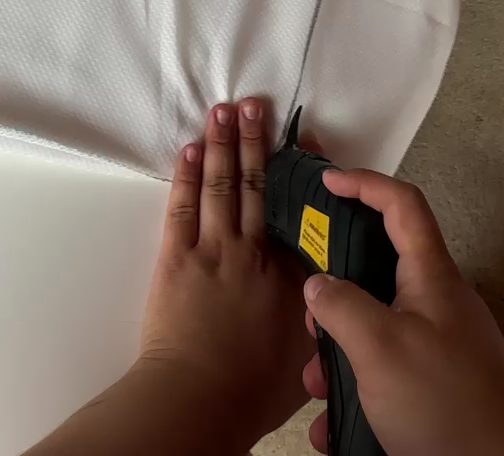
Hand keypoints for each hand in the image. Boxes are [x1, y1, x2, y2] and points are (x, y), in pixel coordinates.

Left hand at [138, 98, 313, 443]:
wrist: (199, 398)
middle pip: (256, 184)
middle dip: (254, 140)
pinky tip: (189, 149)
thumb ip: (318, 312)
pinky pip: (182, 205)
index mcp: (288, 272)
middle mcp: (252, 249)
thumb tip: (326, 290)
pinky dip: (186, 175)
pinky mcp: (176, 255)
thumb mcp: (306, 351)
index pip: (299, 209)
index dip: (300, 170)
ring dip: (221, 144)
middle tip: (254, 105)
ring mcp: (213, 248)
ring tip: (223, 110)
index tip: (301, 138)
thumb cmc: (254, 388)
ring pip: (219, 184)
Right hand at [300, 169, 503, 455]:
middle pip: (378, 269)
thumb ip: (340, 305)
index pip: (402, 204)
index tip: (327, 182)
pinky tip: (334, 423)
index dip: (365, 183)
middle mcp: (437, 303)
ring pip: (375, 327)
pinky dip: (357, 389)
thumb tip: (317, 285)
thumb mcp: (379, 347)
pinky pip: (387, 371)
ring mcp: (440, 346)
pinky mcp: (438, 386)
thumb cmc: (444, 403)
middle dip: (335, 292)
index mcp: (431, 277)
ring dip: (339, 351)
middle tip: (309, 318)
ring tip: (316, 384)